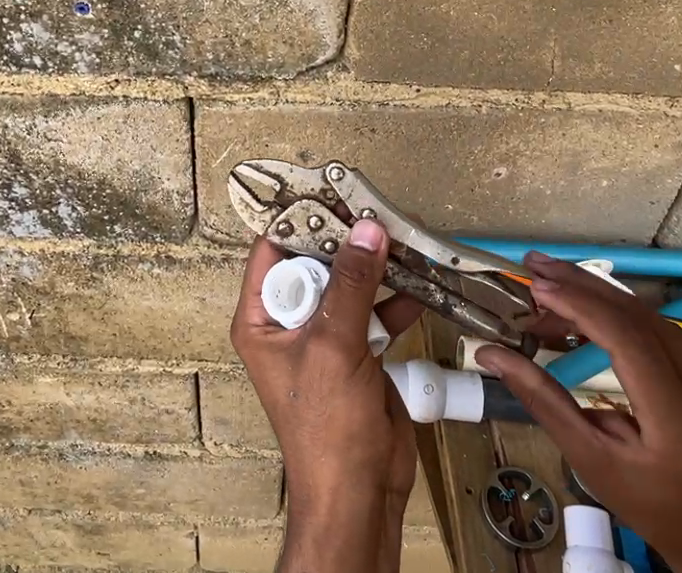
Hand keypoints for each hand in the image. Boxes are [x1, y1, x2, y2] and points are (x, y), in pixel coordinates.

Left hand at [230, 221, 423, 572]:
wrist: (360, 490)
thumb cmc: (327, 427)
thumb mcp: (334, 345)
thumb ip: (351, 285)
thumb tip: (366, 230)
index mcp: (261, 319)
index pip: (272, 251)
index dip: (297, 219)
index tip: (327, 190)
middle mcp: (289, 322)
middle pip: (316, 262)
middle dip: (346, 238)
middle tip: (375, 208)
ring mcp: (326, 336)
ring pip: (350, 284)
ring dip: (376, 264)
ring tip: (403, 234)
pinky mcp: (359, 351)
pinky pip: (376, 310)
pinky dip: (397, 296)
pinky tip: (420, 279)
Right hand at [476, 255, 681, 572]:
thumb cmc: (651, 503)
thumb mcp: (590, 460)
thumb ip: (543, 401)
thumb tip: (490, 353)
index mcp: (681, 423)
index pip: (629, 342)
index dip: (581, 307)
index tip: (536, 288)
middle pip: (639, 316)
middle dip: (581, 285)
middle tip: (532, 266)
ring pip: (649, 313)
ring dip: (594, 293)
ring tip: (546, 285)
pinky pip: (659, 325)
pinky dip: (615, 310)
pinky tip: (581, 307)